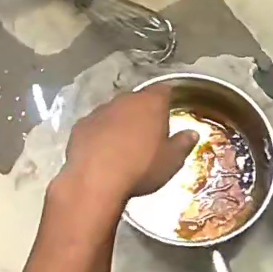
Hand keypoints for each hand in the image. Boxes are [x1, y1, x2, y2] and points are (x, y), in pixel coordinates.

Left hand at [59, 83, 197, 204]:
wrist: (94, 181)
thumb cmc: (141, 167)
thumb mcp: (172, 160)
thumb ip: (183, 143)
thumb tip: (192, 133)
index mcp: (151, 103)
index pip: (163, 90)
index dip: (167, 98)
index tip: (169, 110)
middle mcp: (125, 100)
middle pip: (137, 99)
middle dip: (143, 111)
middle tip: (149, 132)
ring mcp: (99, 111)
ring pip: (115, 111)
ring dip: (121, 122)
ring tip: (125, 144)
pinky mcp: (80, 126)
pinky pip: (96, 125)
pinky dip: (101, 134)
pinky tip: (103, 151)